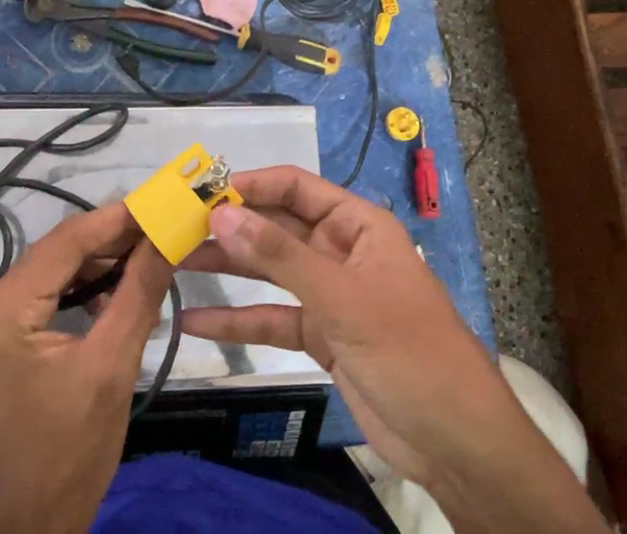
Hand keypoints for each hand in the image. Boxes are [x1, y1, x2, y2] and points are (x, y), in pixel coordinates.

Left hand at [0, 203, 174, 533]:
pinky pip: (50, 296)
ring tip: (152, 247)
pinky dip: (86, 287)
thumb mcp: (112, 366)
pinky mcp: (7, 339)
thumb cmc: (71, 448)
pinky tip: (121, 283)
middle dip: (113, 238)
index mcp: (6, 307)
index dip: (117, 218)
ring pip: (57, 271)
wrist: (30, 517)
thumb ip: (138, 293)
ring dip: (103, 261)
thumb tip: (166, 237)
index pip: (67, 241)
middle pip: (59, 252)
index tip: (162, 201)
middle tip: (165, 223)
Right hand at [180, 166, 606, 532]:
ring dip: (226, 270)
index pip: (295, 189)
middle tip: (172, 230)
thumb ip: (280, 257)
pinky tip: (194, 322)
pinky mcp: (321, 338)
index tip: (198, 193)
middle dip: (229, 228)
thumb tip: (222, 213)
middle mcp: (341, 253)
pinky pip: (273, 320)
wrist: (455, 440)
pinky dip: (238, 321)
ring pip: (269, 274)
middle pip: (276, 229)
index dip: (249, 186)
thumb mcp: (343, 298)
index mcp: (358, 226)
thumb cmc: (409, 350)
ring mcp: (330, 297)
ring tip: (171, 264)